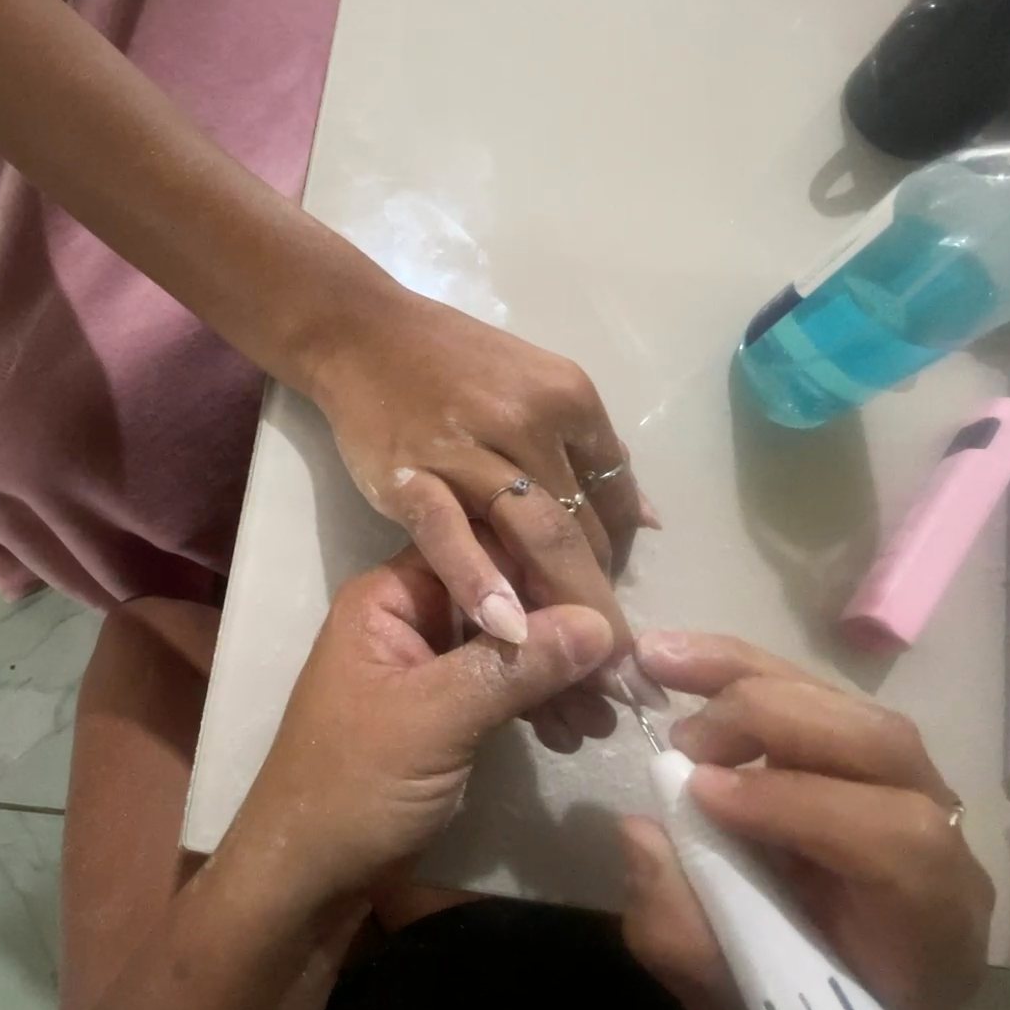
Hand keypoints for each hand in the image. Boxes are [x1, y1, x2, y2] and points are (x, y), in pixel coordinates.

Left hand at [221, 549, 614, 906]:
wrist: (309, 872)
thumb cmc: (353, 786)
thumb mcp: (434, 721)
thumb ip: (512, 667)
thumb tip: (600, 624)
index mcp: (389, 597)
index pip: (478, 553)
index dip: (545, 576)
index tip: (608, 617)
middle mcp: (409, 616)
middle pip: (500, 600)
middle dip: (560, 637)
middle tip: (618, 680)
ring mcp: (427, 661)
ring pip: (508, 645)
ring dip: (557, 676)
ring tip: (600, 719)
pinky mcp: (443, 704)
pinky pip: (501, 685)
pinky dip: (538, 703)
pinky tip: (571, 733)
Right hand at [307, 288, 660, 751]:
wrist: (361, 332)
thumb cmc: (450, 363)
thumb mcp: (536, 386)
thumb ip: (588, 453)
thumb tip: (648, 517)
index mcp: (568, 399)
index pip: (615, 497)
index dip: (623, 563)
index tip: (615, 610)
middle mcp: (529, 420)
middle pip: (582, 527)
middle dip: (606, 607)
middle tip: (625, 676)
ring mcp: (467, 448)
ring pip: (532, 536)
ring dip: (563, 607)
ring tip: (584, 678)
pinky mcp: (410, 473)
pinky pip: (450, 533)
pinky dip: (478, 579)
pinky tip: (505, 628)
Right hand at [618, 632, 992, 1009]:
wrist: (824, 977)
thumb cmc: (785, 998)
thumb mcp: (719, 990)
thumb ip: (678, 929)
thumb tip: (641, 831)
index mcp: (924, 917)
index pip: (894, 837)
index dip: (795, 804)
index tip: (697, 793)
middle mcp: (935, 836)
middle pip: (879, 743)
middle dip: (769, 722)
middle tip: (681, 738)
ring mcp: (898, 781)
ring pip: (843, 702)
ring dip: (744, 675)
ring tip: (659, 665)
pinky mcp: (850, 748)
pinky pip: (805, 691)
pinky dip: (735, 667)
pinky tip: (677, 658)